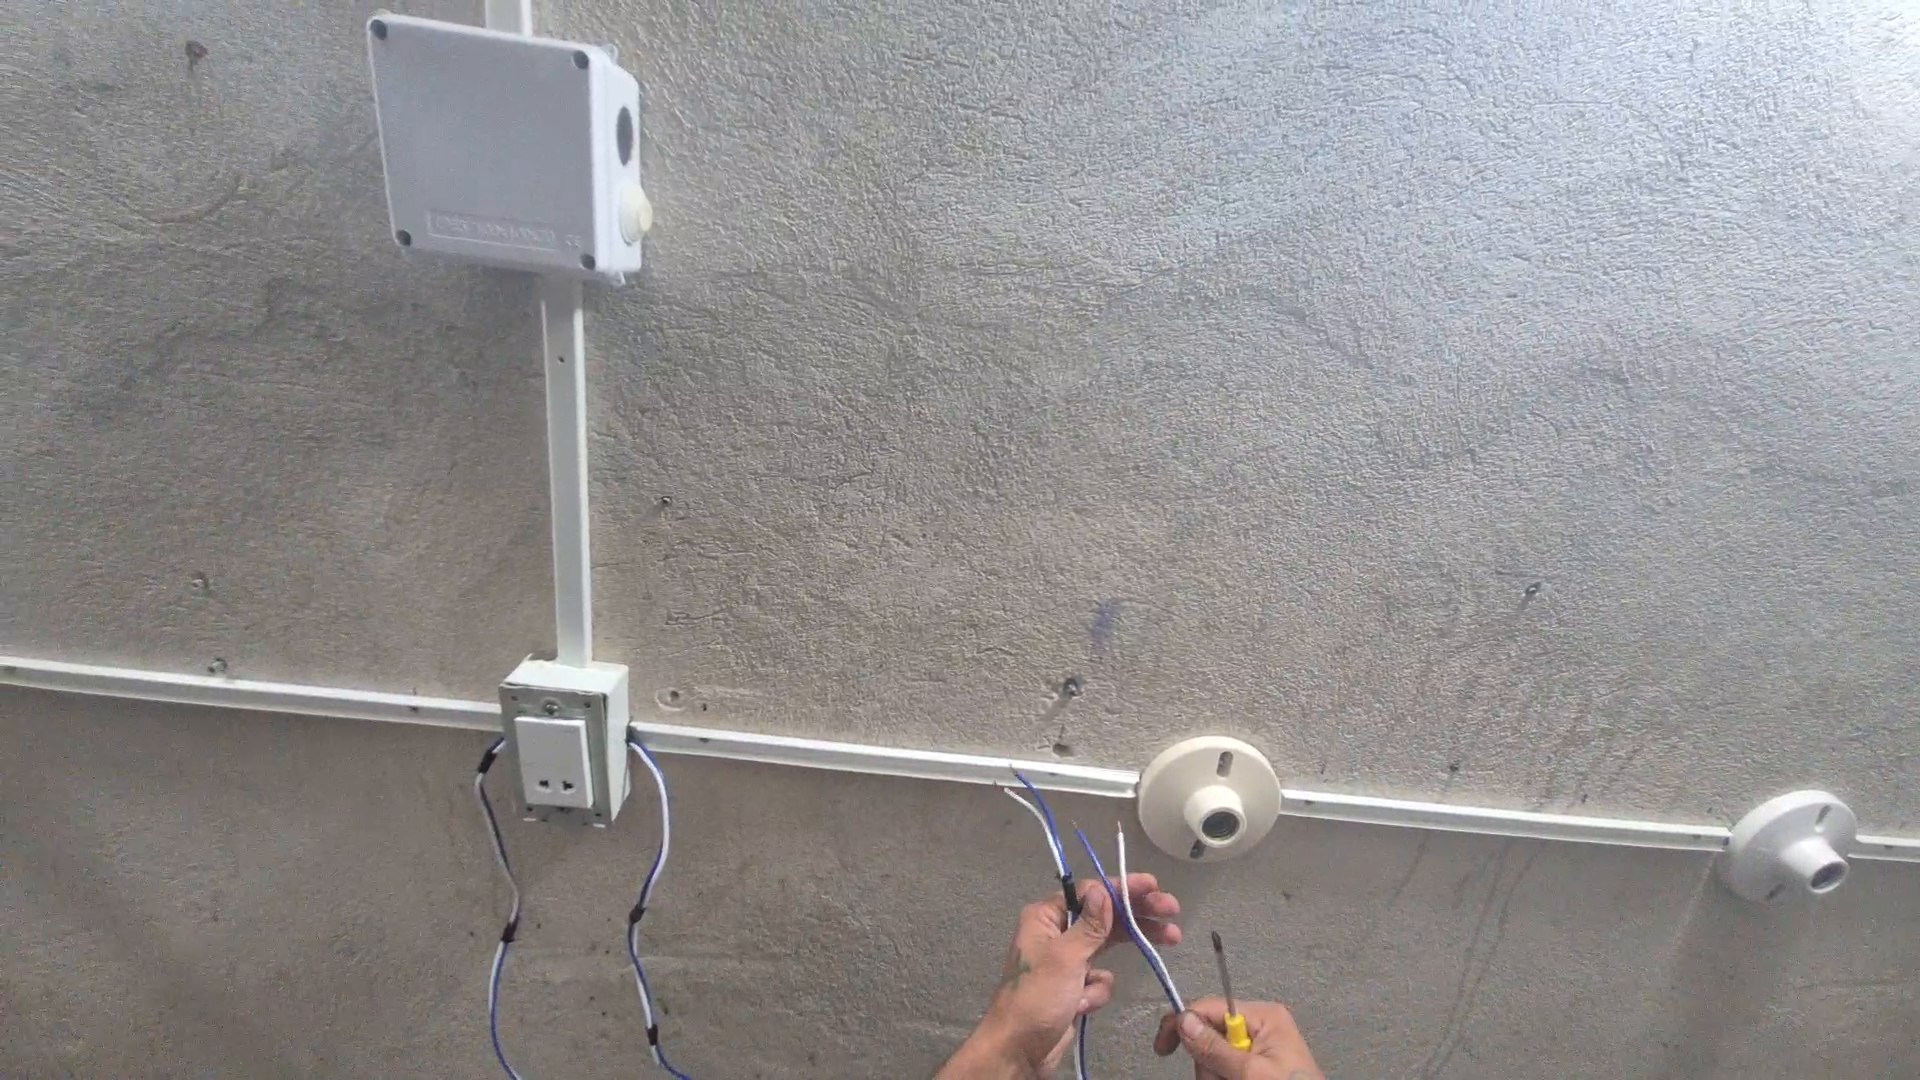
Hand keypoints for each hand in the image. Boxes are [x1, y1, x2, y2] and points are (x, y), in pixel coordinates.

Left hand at [939, 874, 1181, 1078]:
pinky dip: (1096, 991)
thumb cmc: (1037, 997)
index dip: (1122, 888)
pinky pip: (1099, 979)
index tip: (1153, 886)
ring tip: (1171, 938)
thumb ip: (1089, 926)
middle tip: (1172, 909)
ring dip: (1128, 948)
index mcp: (1046, 916)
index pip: (1090, 893)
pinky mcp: (1075, 986)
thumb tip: (1103, 889)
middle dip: (1137, 913)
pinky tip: (1083, 1004)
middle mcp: (1057, 932)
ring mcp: (1067, 959)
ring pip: (1107, 945)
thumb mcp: (1065, 958)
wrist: (1020, 1051)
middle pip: (1104, 916)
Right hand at [1153, 997, 1323, 1079]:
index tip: (1162, 1047)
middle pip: (1210, 1035)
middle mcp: (1260, 1027)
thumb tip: (1182, 1018)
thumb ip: (1216, 1048)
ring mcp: (1259, 1052)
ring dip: (1214, 1077)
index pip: (1211, 1007)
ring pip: (1214, 1058)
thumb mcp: (1252, 1075)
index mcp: (1264, 1016)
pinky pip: (1225, 1071)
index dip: (1183, 1022)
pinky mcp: (1257, 1072)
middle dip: (1207, 1063)